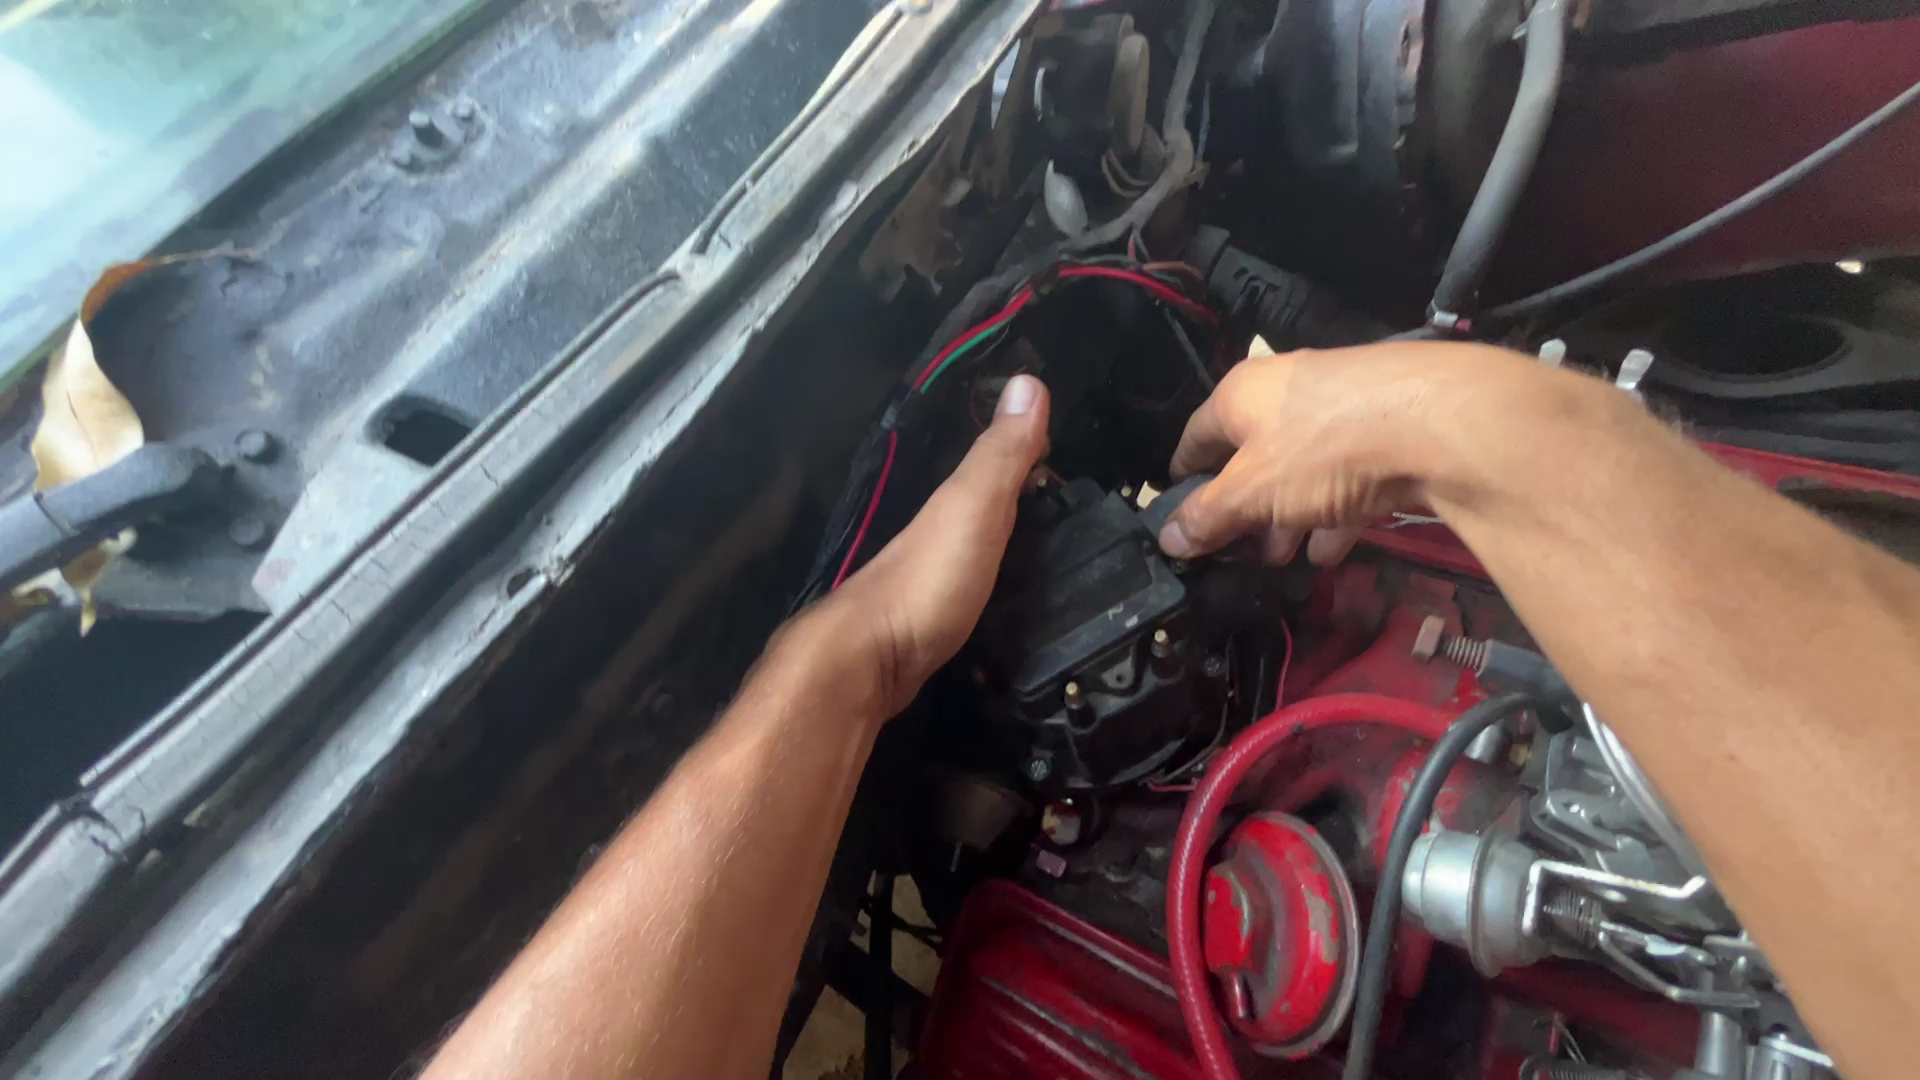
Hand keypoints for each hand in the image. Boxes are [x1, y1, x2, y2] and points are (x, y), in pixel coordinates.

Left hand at [788, 375, 1050, 717]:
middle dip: (1034, 502)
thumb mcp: (972, 508)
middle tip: (1086, 515)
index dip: (1038, 451)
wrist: (872, 661)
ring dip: (1022, 543)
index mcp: (955, 502)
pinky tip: (1025, 597)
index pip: (1001, 461)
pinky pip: (986, 585)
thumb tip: (1028, 379)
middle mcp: (945, 532)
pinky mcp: (944, 618)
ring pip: (989, 546)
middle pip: (995, 505)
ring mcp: (942, 576)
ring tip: (1069, 556)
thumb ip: (1000, 456)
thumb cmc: (928, 579)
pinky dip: (1008, 580)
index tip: (1078, 457)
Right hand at [1157, 341, 1514, 563]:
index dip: (1181, 483)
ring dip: (1285, 516)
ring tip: (1284, 556)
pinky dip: (1332, 509)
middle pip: (1248, 458)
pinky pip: (1344, 471)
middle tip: (1240, 551)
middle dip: (1242, 511)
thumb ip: (1206, 517)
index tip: (1179, 519)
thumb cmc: (1325, 451)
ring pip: (1298, 468)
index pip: (1193, 439)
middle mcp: (1286, 389)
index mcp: (1241, 393)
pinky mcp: (1388, 424)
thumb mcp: (1251, 494)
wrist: (1450, 423)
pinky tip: (1333, 548)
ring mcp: (1341, 404)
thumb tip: (1167, 539)